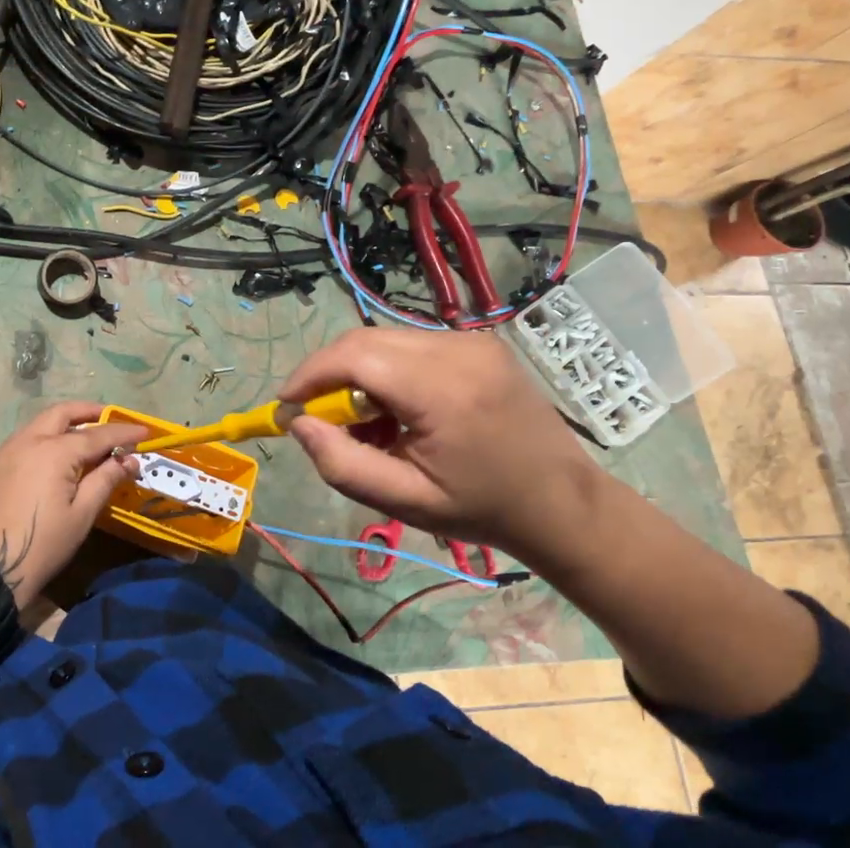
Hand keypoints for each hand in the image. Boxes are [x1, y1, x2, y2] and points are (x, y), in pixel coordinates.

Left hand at [0, 402, 147, 607]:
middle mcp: (26, 441)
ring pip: (37, 425)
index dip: (123, 433)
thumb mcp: (81, 515)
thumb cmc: (42, 544)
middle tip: (109, 418)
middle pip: (61, 413)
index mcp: (54, 451)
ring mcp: (2, 452)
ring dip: (61, 425)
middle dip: (87, 412)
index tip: (144, 431)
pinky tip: (48, 460)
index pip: (97, 435)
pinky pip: (19, 443)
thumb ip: (105, 480)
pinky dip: (40, 441)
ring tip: (81, 437)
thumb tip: (129, 461)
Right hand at [279, 328, 604, 553]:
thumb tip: (298, 423)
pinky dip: (385, 371)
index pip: (353, 356)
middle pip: (364, 340)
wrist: (564, 504)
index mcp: (444, 390)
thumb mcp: (403, 501)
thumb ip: (341, 463)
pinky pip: (409, 345)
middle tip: (317, 417)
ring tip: (363, 424)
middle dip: (327, 374)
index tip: (286, 405)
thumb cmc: (482, 509)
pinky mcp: (479, 344)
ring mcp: (473, 342)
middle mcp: (459, 350)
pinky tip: (395, 411)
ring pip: (383, 339)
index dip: (309, 375)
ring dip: (356, 373)